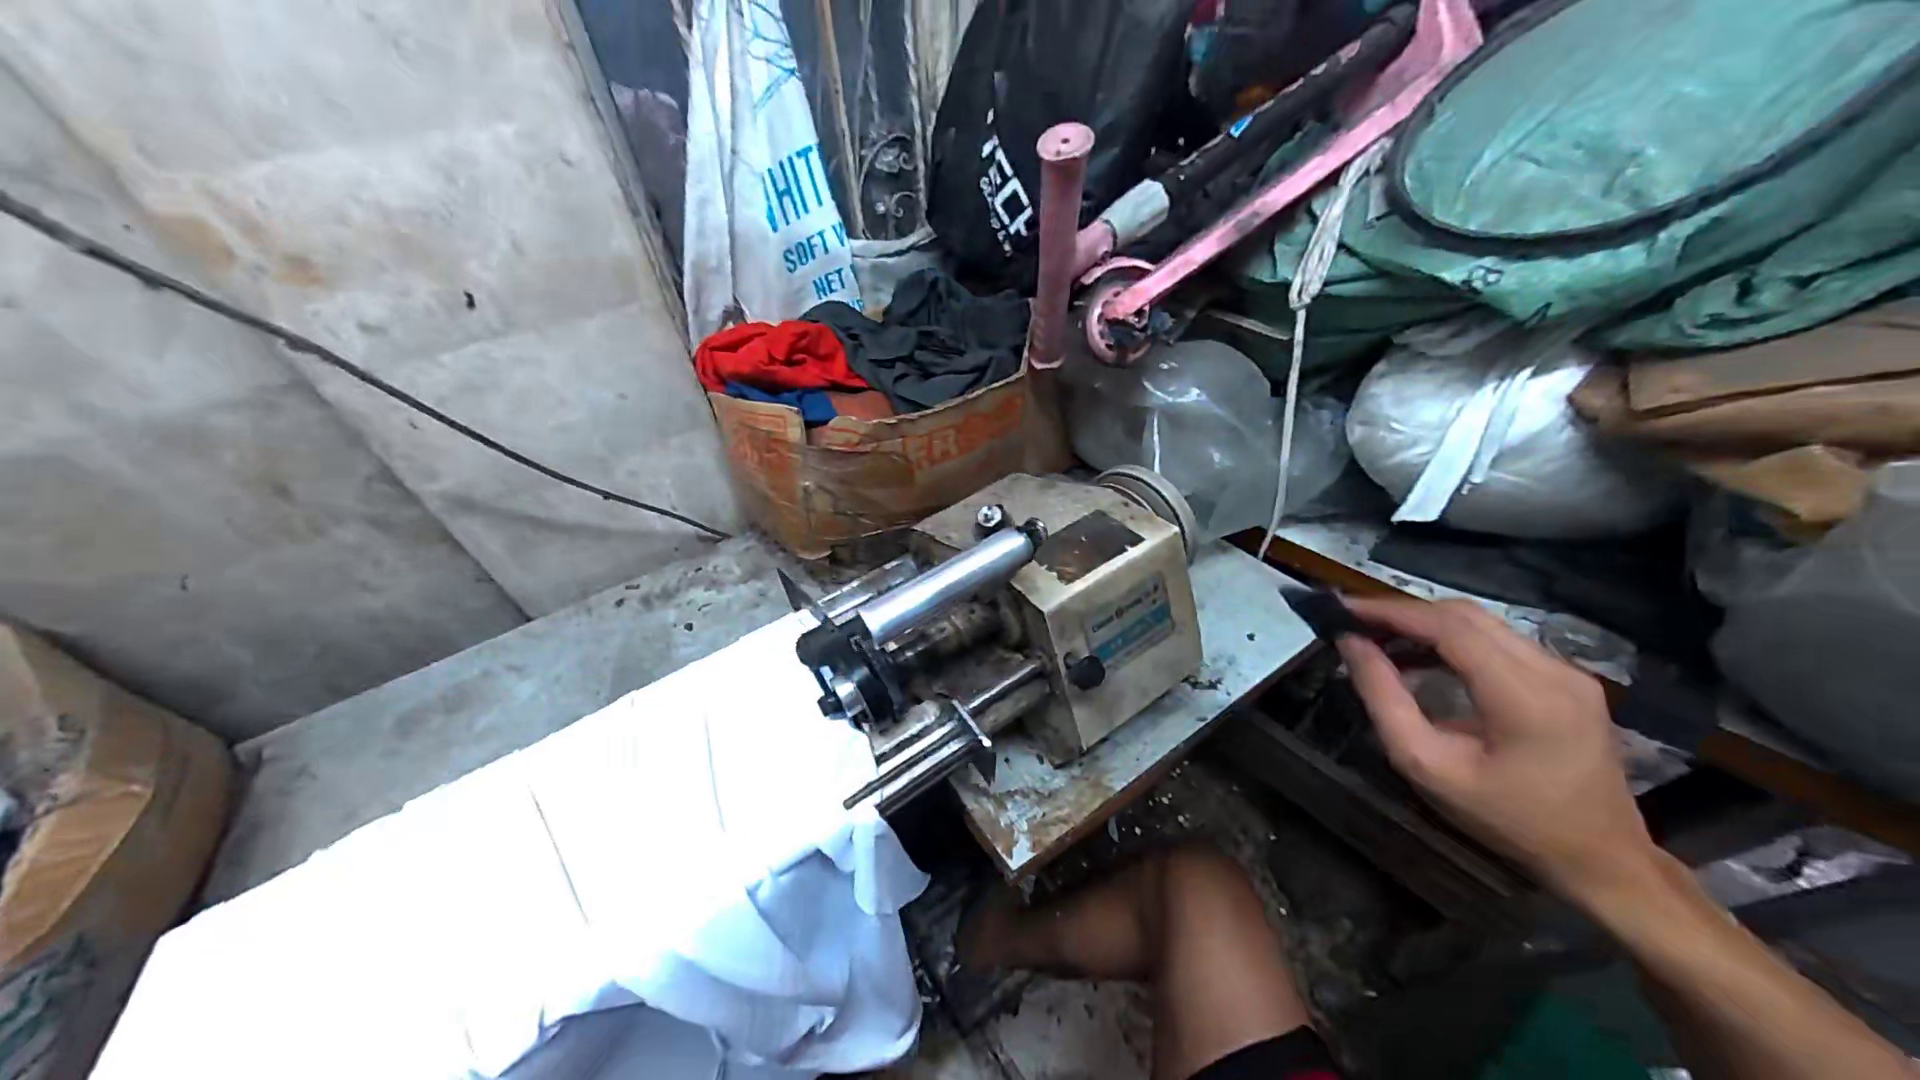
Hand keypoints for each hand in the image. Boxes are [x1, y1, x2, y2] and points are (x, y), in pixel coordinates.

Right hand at [1334, 597, 1657, 903]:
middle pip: (1465, 616)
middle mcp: (1554, 671)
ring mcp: (1568, 672)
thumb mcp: (1427, 765)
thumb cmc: (1505, 819)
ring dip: (1426, 624)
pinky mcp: (1569, 678)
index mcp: (1525, 696)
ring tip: (1379, 638)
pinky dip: (1452, 639)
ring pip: (1482, 623)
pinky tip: (1422, 656)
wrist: (1599, 858)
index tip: (1344, 610)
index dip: (1391, 611)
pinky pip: (1499, 640)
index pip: (1449, 627)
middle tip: (1355, 623)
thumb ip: (1384, 698)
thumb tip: (1351, 643)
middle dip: (1404, 612)